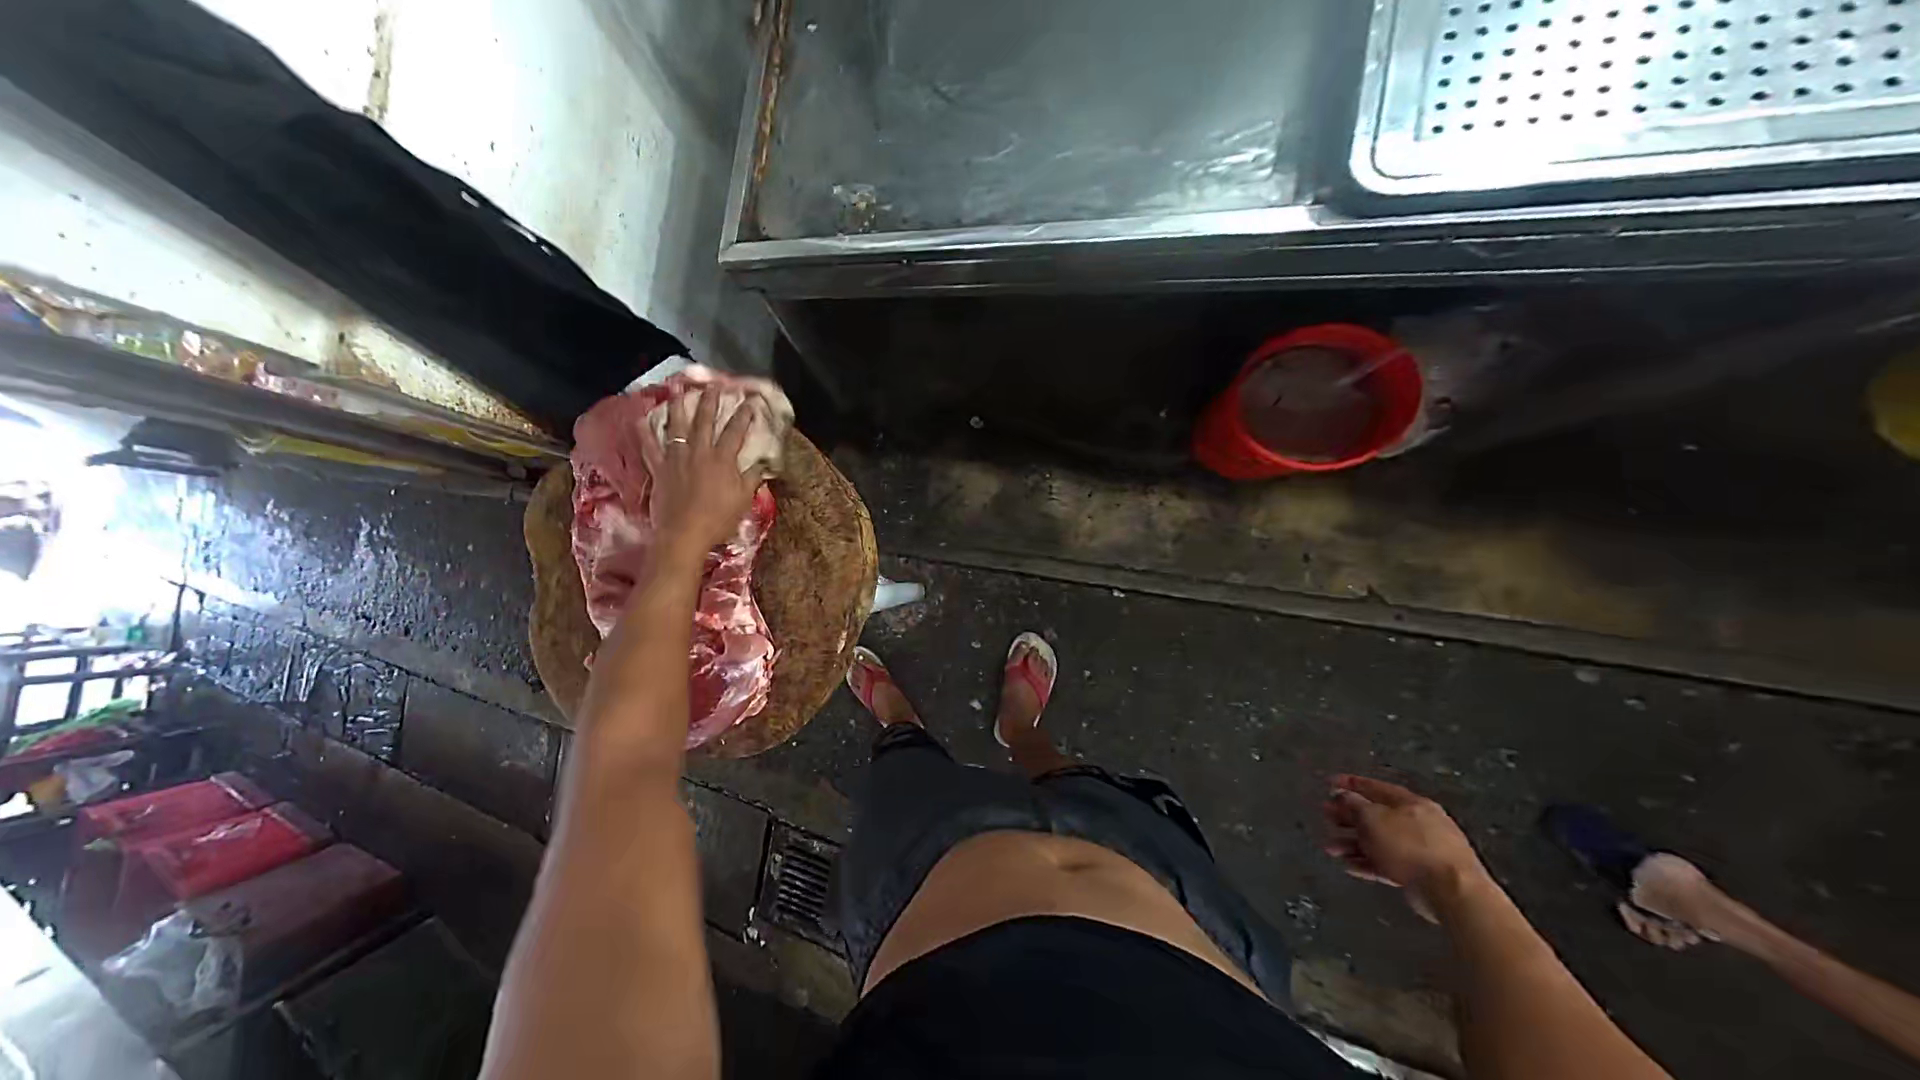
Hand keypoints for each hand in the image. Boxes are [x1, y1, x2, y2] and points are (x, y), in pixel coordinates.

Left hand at [646, 385, 759, 555]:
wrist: (685, 533)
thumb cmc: (718, 519)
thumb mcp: (743, 500)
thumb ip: (751, 478)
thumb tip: (761, 464)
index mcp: (722, 459)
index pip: (736, 431)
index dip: (744, 415)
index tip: (750, 400)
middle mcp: (699, 452)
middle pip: (705, 421)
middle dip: (710, 401)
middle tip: (713, 385)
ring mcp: (676, 458)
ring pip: (677, 426)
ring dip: (679, 406)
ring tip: (678, 389)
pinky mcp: (659, 468)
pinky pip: (650, 446)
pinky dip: (645, 431)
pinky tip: (641, 418)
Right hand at [1324, 774, 1489, 922]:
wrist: (1452, 892)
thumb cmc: (1410, 846)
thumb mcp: (1373, 818)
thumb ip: (1354, 805)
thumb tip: (1342, 796)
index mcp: (1411, 803)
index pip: (1375, 787)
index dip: (1349, 783)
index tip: (1328, 783)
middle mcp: (1417, 823)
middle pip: (1376, 815)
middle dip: (1348, 816)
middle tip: (1326, 816)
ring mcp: (1421, 850)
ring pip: (1379, 842)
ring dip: (1353, 844)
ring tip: (1330, 849)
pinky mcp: (1420, 875)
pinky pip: (1388, 864)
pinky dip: (1368, 863)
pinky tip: (1349, 866)